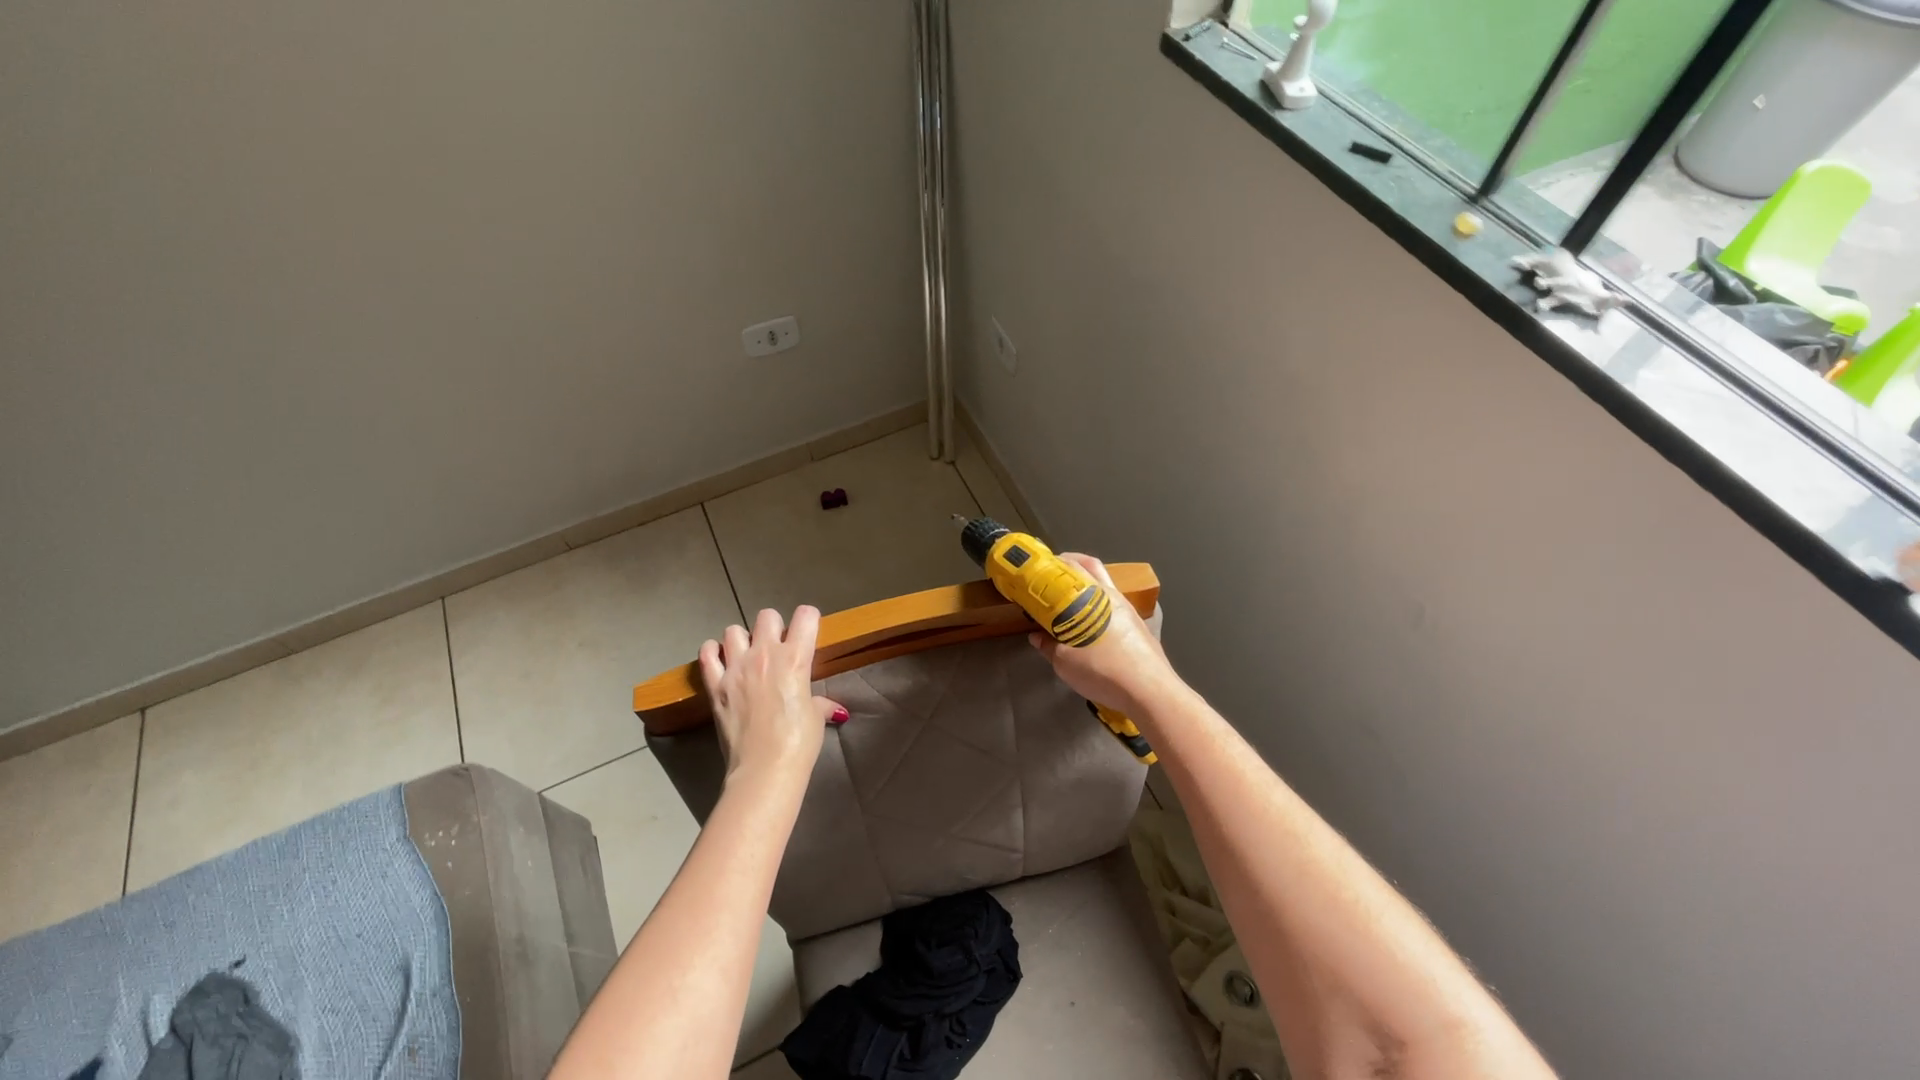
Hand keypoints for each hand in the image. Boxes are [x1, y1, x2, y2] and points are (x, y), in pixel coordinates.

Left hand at [698, 607, 843, 780]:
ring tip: (747, 655)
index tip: (808, 632)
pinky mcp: (715, 686)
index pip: (806, 616)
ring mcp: (736, 668)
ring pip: (734, 630)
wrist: (765, 769)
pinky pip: (707, 654)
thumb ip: (820, 704)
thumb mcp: (816, 719)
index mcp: (795, 659)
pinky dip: (712, 652)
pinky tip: (720, 659)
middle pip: (767, 617)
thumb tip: (834, 709)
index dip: (809, 620)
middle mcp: (764, 655)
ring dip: (743, 639)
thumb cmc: (799, 743)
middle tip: (777, 647)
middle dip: (774, 626)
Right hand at [1029, 553, 1184, 718]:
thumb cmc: (1104, 671)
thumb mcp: (1066, 663)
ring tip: (1066, 603)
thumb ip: (1049, 646)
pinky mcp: (1139, 629)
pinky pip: (1113, 608)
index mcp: (1096, 597)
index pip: (1076, 566)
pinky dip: (1097, 608)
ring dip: (1086, 589)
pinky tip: (1089, 626)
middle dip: (1072, 568)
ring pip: (1105, 588)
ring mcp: (1130, 612)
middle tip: (1052, 578)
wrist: (1150, 692)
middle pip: (1094, 569)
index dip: (1057, 563)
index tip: (1040, 570)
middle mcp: (1114, 598)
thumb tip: (1036, 636)